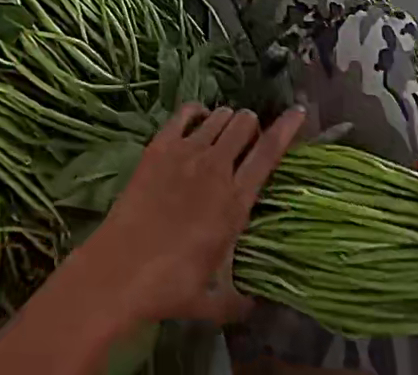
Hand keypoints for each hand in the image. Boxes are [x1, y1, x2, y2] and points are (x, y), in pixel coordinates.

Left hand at [71, 105, 302, 324]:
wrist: (119, 270)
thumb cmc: (169, 286)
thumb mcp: (211, 300)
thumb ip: (237, 300)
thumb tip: (253, 305)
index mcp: (236, 200)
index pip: (269, 151)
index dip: (287, 128)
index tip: (299, 112)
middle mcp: (216, 167)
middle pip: (245, 123)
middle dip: (252, 126)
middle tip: (247, 141)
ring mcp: (186, 152)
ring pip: (220, 115)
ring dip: (228, 121)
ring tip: (223, 135)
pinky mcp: (159, 146)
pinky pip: (186, 112)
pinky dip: (198, 112)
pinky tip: (198, 122)